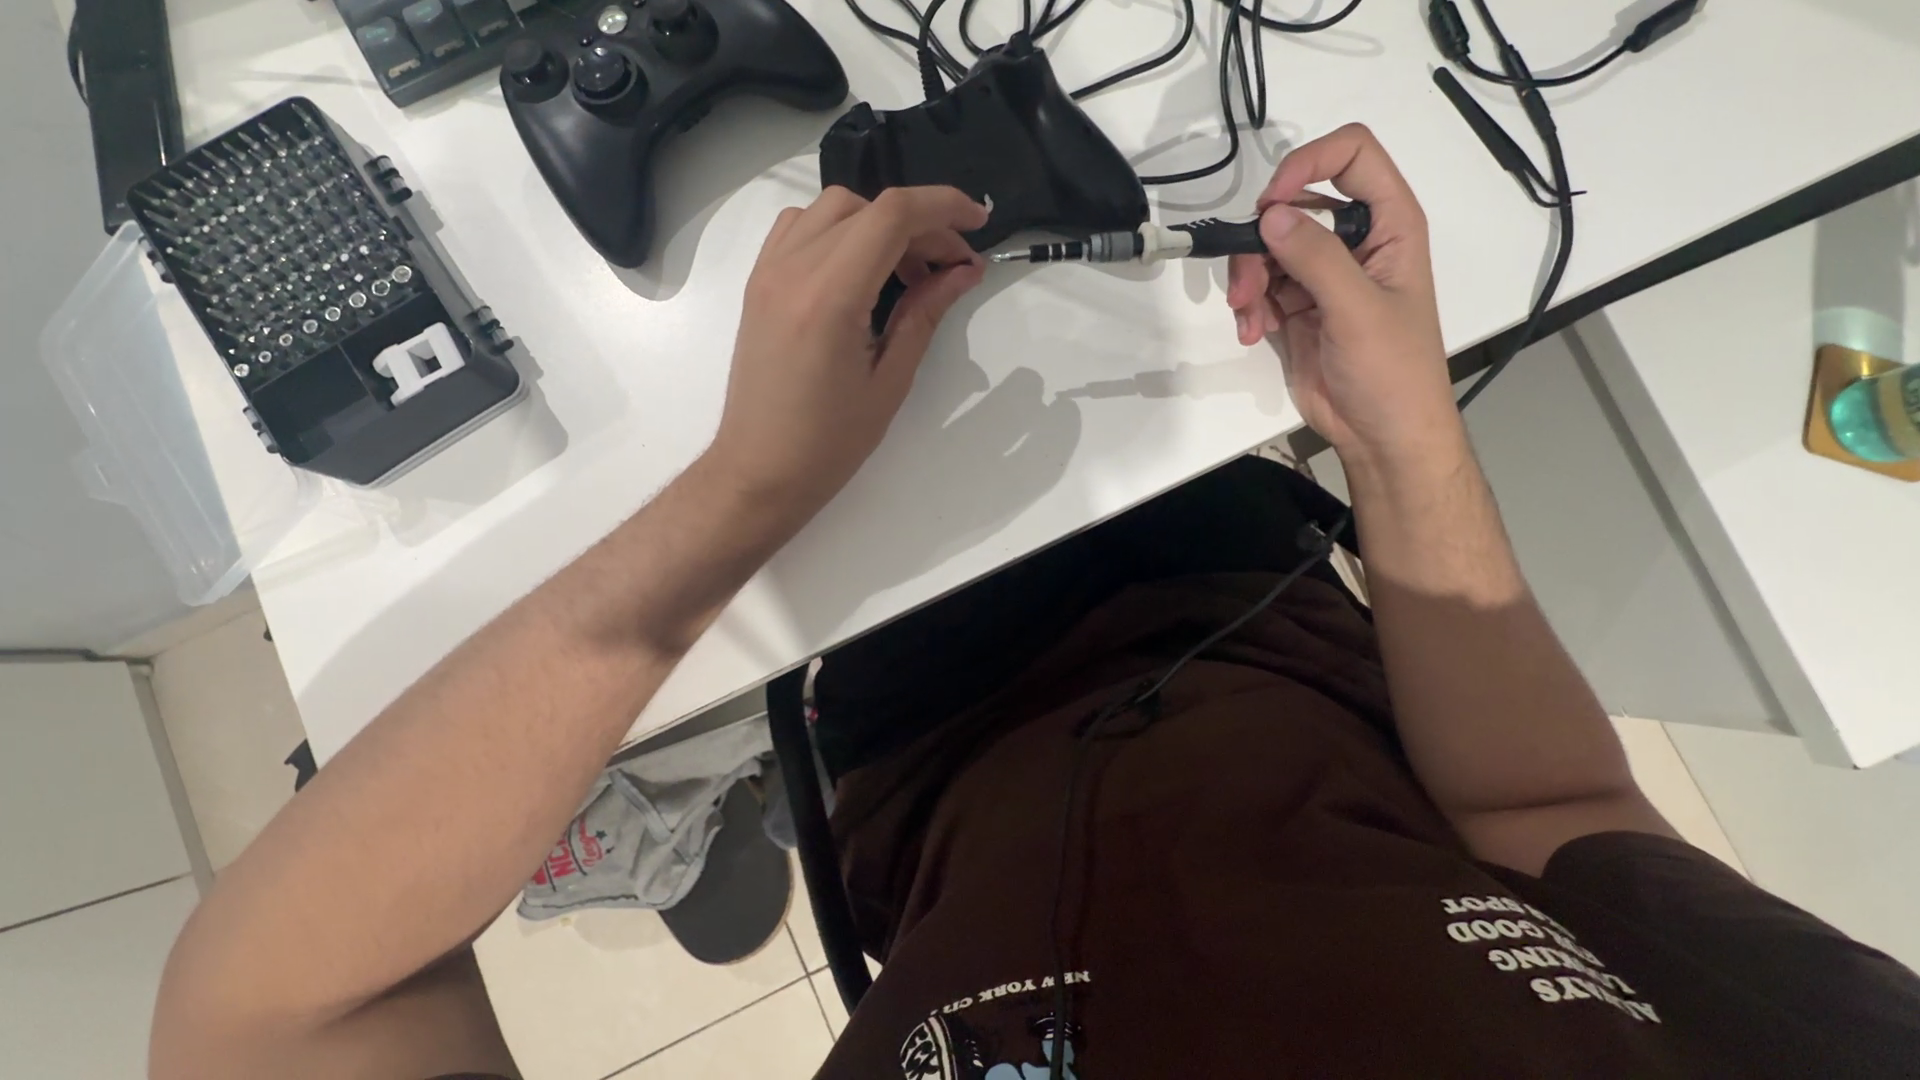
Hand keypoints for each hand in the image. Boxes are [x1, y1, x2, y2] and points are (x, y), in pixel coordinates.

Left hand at [705, 185, 986, 524]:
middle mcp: (792, 271)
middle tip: (948, 268)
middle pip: (867, 207)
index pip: (892, 216)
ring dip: (878, 224)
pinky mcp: (758, 283)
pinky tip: (860, 270)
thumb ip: (924, 315)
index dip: (943, 207)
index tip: (976, 224)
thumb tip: (963, 271)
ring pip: (832, 209)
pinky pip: (800, 227)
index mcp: (829, 299)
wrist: (759, 470)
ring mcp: (768, 273)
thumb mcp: (889, 382)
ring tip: (905, 271)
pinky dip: (840, 231)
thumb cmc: (828, 444)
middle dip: (919, 225)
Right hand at [1226, 124, 1463, 472]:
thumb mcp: (1358, 309)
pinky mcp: (1296, 309)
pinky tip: (1253, 333)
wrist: (1379, 433)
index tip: (1271, 203)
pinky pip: (1259, 289)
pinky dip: (1248, 308)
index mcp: (1388, 224)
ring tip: (1249, 318)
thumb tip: (1270, 215)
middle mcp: (1353, 241)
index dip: (1308, 163)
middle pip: (1293, 206)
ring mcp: (1321, 277)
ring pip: (1267, 249)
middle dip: (1261, 242)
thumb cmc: (1391, 370)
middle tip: (1247, 286)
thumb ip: (1316, 257)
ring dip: (1248, 281)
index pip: (1352, 155)